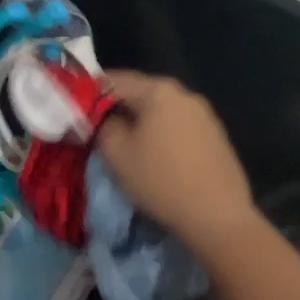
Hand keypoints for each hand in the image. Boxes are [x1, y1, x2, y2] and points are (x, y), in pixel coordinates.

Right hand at [96, 71, 257, 253]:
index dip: (91, 93)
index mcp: (157, 90)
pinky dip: (163, 134)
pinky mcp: (217, 136)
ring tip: (128, 144)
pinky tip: (158, 156)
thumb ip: (102, 125)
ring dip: (142, 121)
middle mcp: (183, 93)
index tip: (78, 111)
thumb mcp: (117, 154)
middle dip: (118, 107)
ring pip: (160, 110)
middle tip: (99, 128)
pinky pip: (179, 125)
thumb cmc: (162, 181)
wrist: (221, 219)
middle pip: (139, 92)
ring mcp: (204, 114)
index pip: (113, 80)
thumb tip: (103, 118)